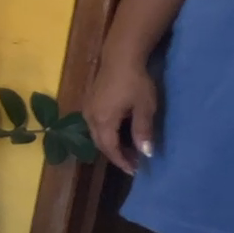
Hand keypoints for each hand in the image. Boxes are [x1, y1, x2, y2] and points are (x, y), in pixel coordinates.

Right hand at [86, 54, 158, 173]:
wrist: (119, 61)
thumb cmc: (135, 84)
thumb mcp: (145, 108)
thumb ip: (143, 131)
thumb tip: (147, 153)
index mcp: (103, 121)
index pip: (110, 147)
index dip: (121, 161)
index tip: (135, 172)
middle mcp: (90, 118)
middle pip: (100, 143)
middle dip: (115, 155)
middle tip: (133, 164)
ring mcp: (87, 110)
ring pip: (95, 134)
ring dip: (110, 145)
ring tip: (127, 151)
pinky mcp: (89, 104)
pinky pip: (94, 125)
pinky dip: (106, 135)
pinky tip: (117, 133)